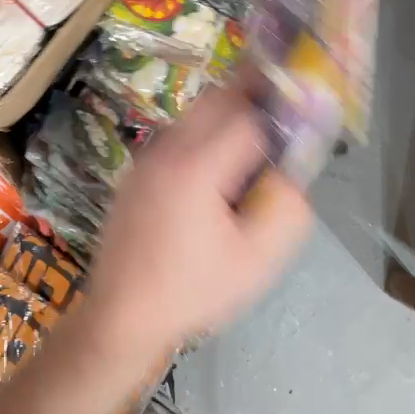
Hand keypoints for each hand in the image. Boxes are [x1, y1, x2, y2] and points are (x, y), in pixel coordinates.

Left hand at [79, 86, 313, 354]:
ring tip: (248, 151)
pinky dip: (202, 135)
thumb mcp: (255, 262)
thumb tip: (293, 174)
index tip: (292, 134)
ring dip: (226, 116)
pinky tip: (213, 175)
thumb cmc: (192, 290)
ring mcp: (147, 156)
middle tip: (276, 126)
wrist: (122, 315)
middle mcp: (168, 148)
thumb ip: (286, 211)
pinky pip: (177, 133)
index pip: (246, 115)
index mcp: (198, 166)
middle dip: (251, 102)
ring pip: (195, 112)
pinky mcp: (137, 169)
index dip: (275, 120)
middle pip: (218, 98)